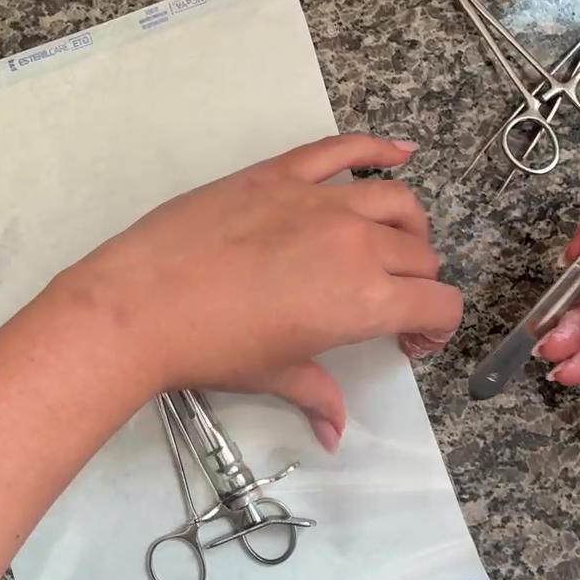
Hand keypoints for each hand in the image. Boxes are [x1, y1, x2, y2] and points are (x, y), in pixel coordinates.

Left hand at [40, 134, 461, 452]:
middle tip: (387, 303)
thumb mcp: (271, 375)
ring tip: (389, 244)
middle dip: (416, 283)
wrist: (141, 305)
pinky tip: (400, 150)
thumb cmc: (209, 348)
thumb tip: (335, 432)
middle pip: (419, 253)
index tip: (409, 342)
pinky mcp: (277, 174)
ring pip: (395, 200)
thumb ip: (317, 395)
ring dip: (407, 226)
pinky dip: (378, 147)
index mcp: (363, 300)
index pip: (438, 304)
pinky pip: (340, 149)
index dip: (435, 327)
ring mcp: (316, 200)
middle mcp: (354, 243)